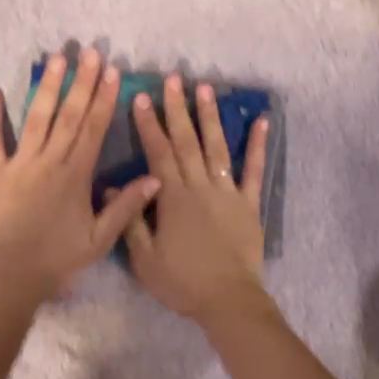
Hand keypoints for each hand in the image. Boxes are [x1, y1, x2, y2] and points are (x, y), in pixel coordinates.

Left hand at [0, 49, 159, 299]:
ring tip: (56, 58)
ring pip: (35, 118)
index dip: (104, 99)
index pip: (95, 129)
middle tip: (90, 52)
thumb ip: (126, 206)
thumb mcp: (100, 238)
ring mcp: (20, 164)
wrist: (12, 274)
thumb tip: (155, 178)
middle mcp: (50, 161)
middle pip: (69, 115)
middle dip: (82, 82)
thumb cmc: (59, 258)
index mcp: (76, 174)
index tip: (112, 72)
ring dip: (46, 87)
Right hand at [125, 74, 271, 323]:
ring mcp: (227, 193)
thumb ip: (132, 220)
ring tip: (206, 88)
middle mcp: (199, 186)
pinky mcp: (249, 204)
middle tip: (173, 79)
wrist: (228, 300)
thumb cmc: (181, 282)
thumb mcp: (144, 258)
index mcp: (172, 198)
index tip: (140, 98)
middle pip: (186, 141)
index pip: (157, 152)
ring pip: (217, 147)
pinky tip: (261, 121)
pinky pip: (254, 170)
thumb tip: (116, 186)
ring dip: (210, 117)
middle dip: (177, 108)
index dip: (148, 124)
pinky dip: (258, 145)